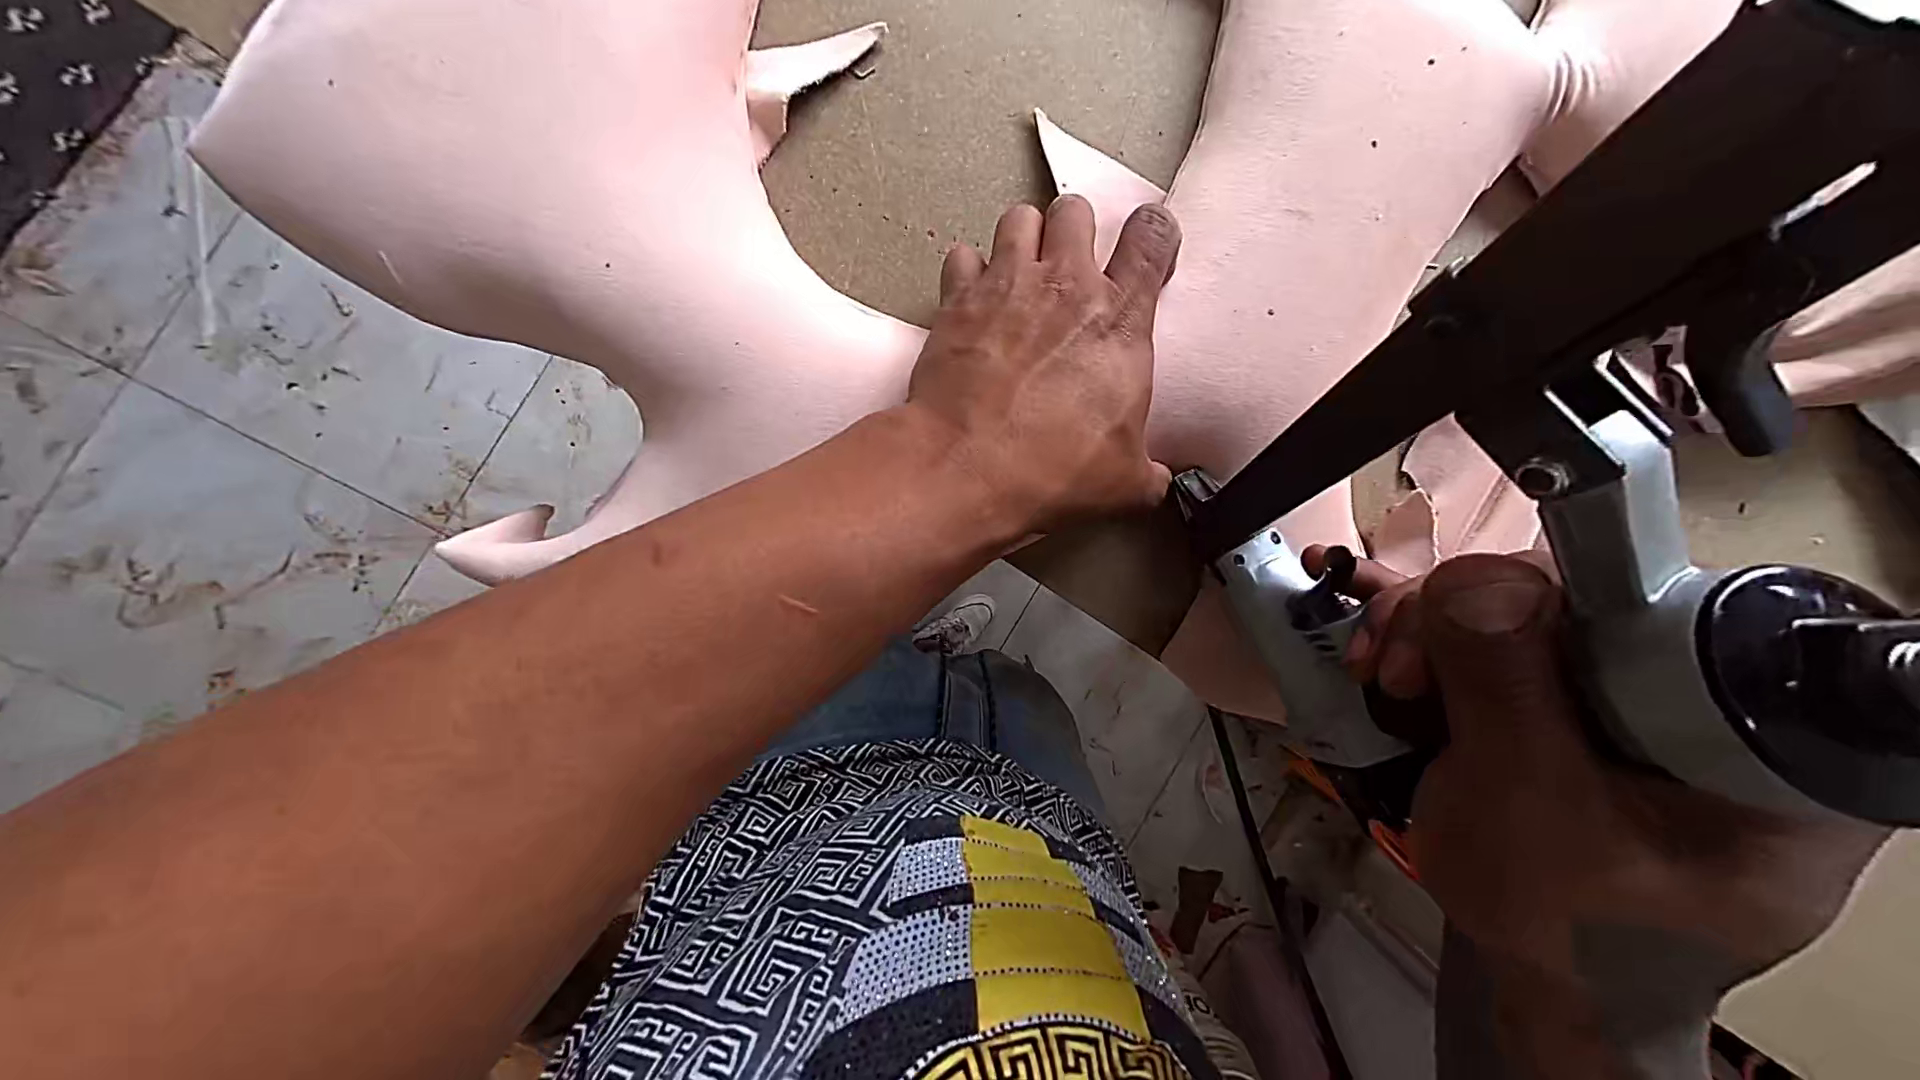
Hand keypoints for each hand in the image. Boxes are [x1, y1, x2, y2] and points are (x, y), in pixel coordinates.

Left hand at [906, 197, 1180, 533]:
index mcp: (1118, 322)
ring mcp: (1008, 287)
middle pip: (1076, 211)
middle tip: (1069, 260)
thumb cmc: (1046, 468)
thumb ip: (1147, 470)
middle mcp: (1065, 289)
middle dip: (1075, 229)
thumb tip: (1154, 480)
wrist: (969, 467)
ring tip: (1021, 269)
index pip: (1150, 239)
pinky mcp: (958, 302)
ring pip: (1019, 218)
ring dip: (1023, 238)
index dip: (1152, 232)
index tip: (1147, 240)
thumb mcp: (1122, 481)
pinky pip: (962, 256)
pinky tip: (972, 296)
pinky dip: (968, 271)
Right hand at [1306, 548, 1890, 1076]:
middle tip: (1393, 671)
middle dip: (1450, 618)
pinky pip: (1483, 639)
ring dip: (1419, 629)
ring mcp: (1618, 693)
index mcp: (1762, 727)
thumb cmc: (1563, 925)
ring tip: (1373, 673)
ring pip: (1507, 611)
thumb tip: (1471, 574)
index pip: (1653, 601)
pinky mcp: (1559, 698)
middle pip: (1562, 597)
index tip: (1451, 630)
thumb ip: (1505, 693)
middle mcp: (1698, 693)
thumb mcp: (1529, 811)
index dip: (1541, 592)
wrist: (1539, 980)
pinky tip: (1371, 638)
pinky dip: (1418, 635)